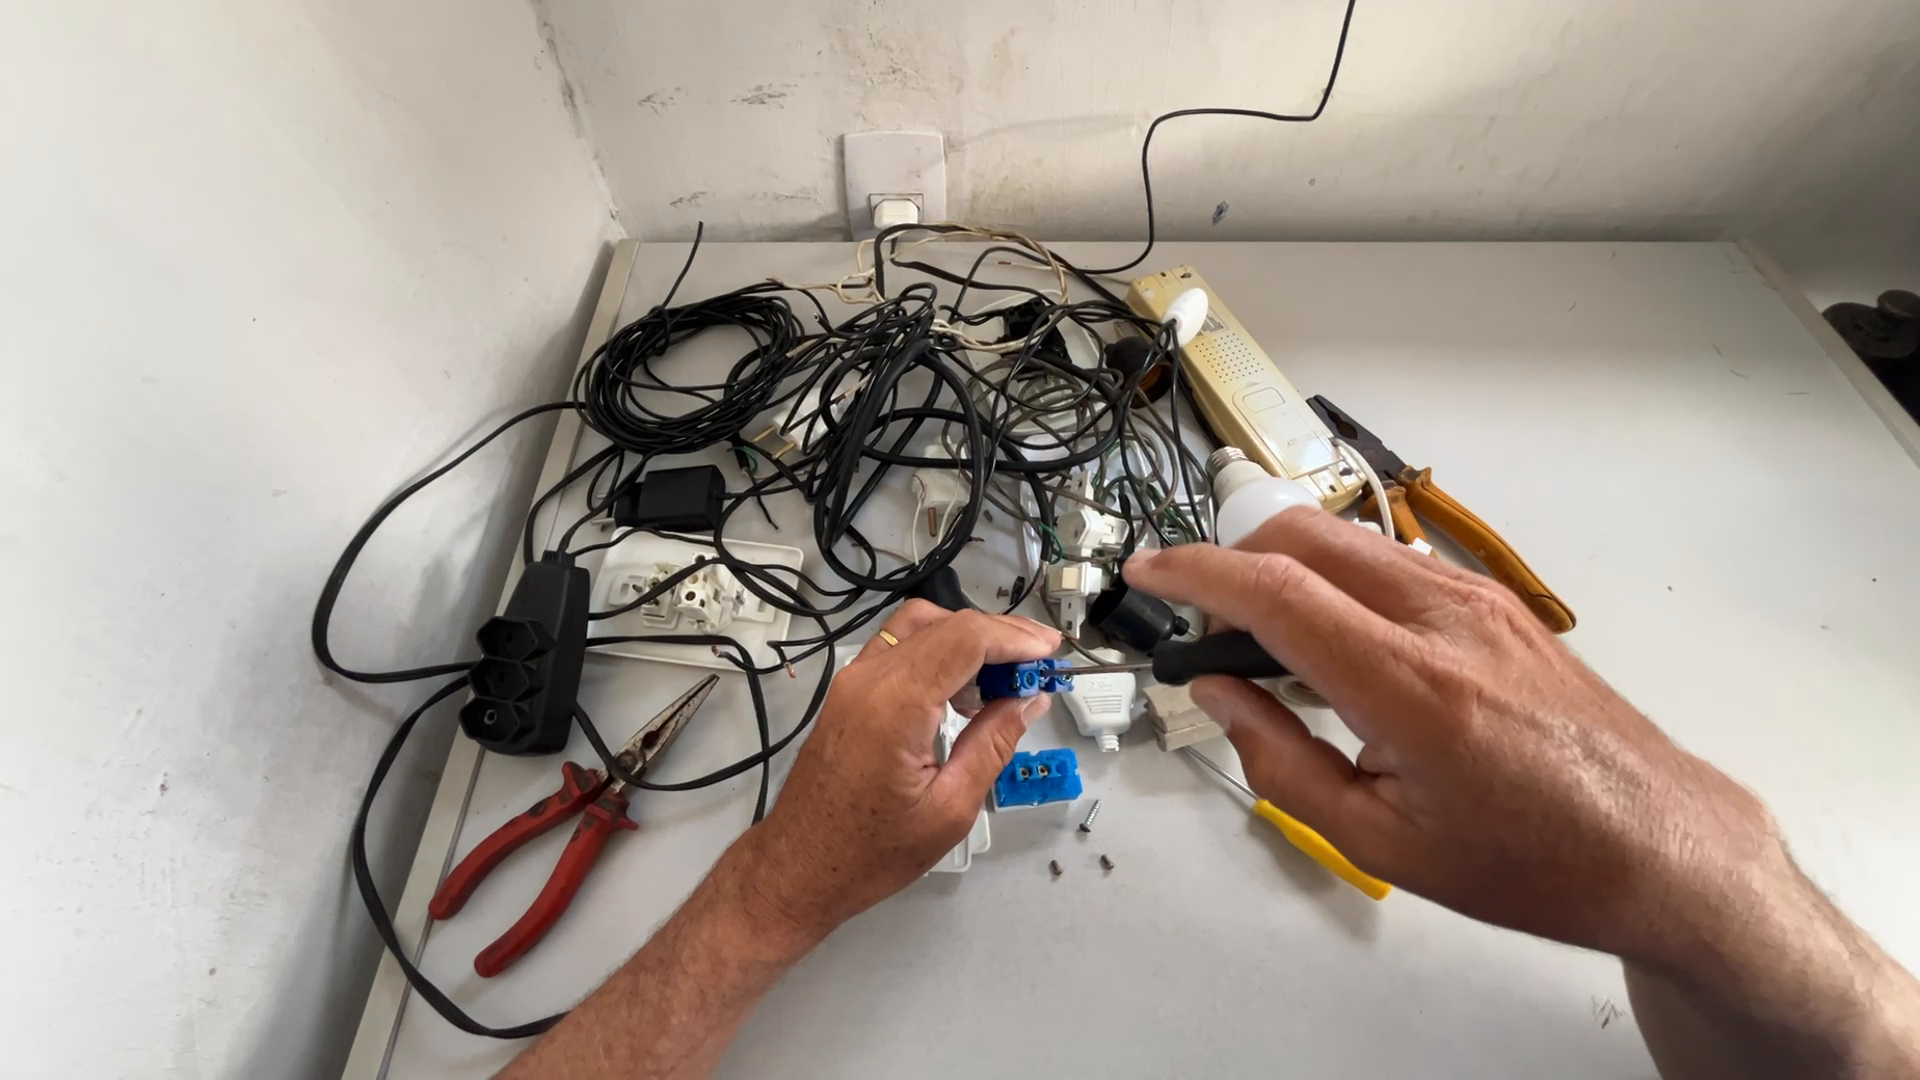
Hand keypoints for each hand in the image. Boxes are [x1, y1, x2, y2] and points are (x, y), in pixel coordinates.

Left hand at [740, 601, 1057, 938]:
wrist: (798, 868)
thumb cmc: (871, 852)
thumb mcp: (951, 808)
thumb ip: (994, 742)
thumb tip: (1029, 699)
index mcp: (896, 705)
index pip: (965, 639)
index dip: (1014, 637)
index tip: (1049, 651)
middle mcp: (870, 678)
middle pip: (946, 624)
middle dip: (999, 635)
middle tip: (1037, 663)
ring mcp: (853, 679)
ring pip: (920, 625)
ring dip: (968, 638)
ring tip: (1005, 676)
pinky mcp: (849, 689)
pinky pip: (900, 647)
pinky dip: (938, 650)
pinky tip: (963, 688)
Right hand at [1124, 507, 1787, 967]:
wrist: (1667, 847)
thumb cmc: (1521, 861)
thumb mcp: (1376, 840)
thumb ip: (1276, 758)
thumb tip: (1215, 688)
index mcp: (1411, 688)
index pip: (1276, 593)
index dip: (1194, 573)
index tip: (1144, 571)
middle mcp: (1441, 617)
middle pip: (1300, 535)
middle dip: (1228, 557)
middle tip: (1206, 621)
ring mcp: (1471, 596)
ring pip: (1337, 536)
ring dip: (1275, 564)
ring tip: (1264, 637)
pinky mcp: (1487, 595)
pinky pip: (1375, 557)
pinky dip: (1322, 574)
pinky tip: (1328, 637)